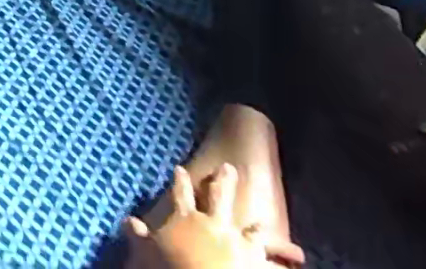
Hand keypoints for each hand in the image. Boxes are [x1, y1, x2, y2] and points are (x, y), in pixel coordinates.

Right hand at [125, 164, 303, 268]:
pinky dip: (285, 260)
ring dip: (259, 225)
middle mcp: (216, 224)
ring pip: (252, 229)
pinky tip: (298, 258)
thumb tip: (127, 220)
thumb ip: (140, 236)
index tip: (180, 168)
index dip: (181, 181)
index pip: (181, 194)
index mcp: (188, 219)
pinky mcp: (258, 266)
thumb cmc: (173, 267)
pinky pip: (275, 265)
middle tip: (230, 167)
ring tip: (264, 220)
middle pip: (220, 197)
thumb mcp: (148, 252)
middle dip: (224, 182)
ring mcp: (240, 245)